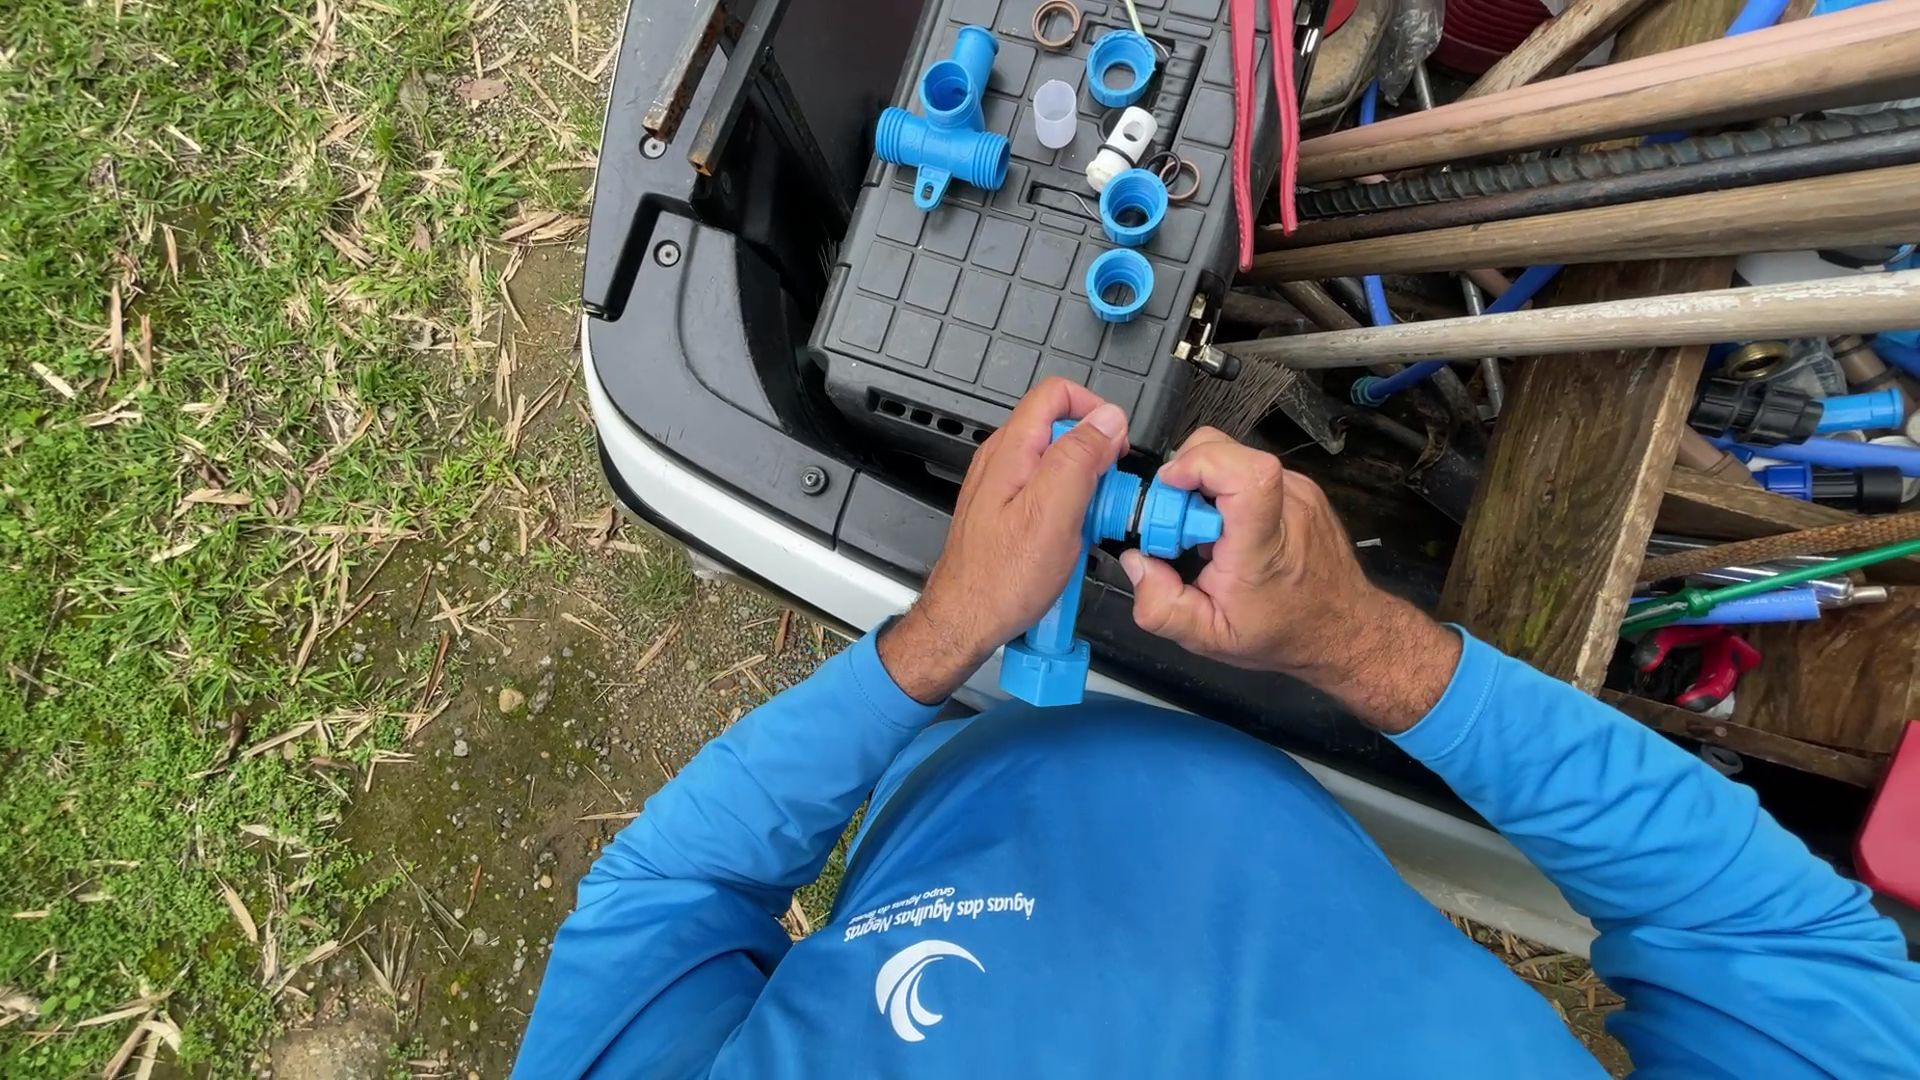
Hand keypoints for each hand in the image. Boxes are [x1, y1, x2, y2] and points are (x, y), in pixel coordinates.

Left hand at [879, 378, 1129, 702]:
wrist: (966, 620)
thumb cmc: (1000, 580)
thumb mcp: (1053, 514)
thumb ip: (1080, 457)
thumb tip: (1106, 419)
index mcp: (1011, 451)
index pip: (1056, 394)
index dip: (1094, 410)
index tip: (1115, 446)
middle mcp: (1002, 461)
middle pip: (1060, 427)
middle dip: (1093, 452)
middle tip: (1103, 492)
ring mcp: (1002, 486)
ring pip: (1056, 462)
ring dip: (1083, 483)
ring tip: (1087, 519)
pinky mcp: (1007, 511)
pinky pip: (1047, 492)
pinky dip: (1068, 506)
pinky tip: (1070, 536)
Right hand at [1116, 428, 1459, 731]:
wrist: (1343, 629)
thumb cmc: (1284, 631)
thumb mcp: (1209, 638)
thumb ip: (1160, 607)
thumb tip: (1136, 562)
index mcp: (1264, 545)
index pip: (1247, 475)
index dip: (1198, 465)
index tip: (1170, 488)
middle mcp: (1287, 507)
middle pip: (1227, 451)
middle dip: (1183, 474)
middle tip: (1177, 521)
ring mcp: (1298, 491)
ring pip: (1232, 454)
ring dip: (1200, 484)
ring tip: (1202, 533)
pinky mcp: (1299, 487)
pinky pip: (1246, 468)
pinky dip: (1221, 489)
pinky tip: (1223, 528)